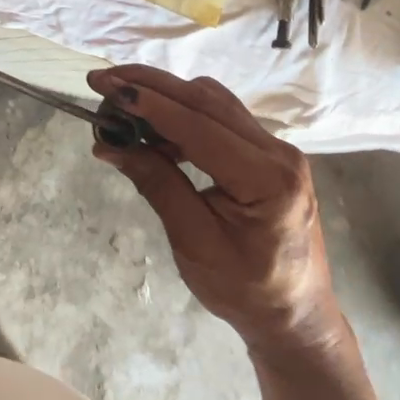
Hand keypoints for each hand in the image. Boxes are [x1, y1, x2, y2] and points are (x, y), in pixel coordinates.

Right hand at [89, 66, 342, 352]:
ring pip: (213, 102)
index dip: (150, 102)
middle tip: (102, 81)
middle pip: (206, 100)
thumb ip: (157, 185)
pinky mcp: (266, 153)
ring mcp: (276, 150)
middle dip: (151, 86)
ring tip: (120, 106)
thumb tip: (111, 144)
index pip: (199, 125)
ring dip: (165, 96)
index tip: (106, 85)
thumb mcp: (194, 243)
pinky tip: (153, 129)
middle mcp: (278, 153)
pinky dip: (181, 113)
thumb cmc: (246, 290)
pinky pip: (220, 118)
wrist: (296, 317)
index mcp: (267, 179)